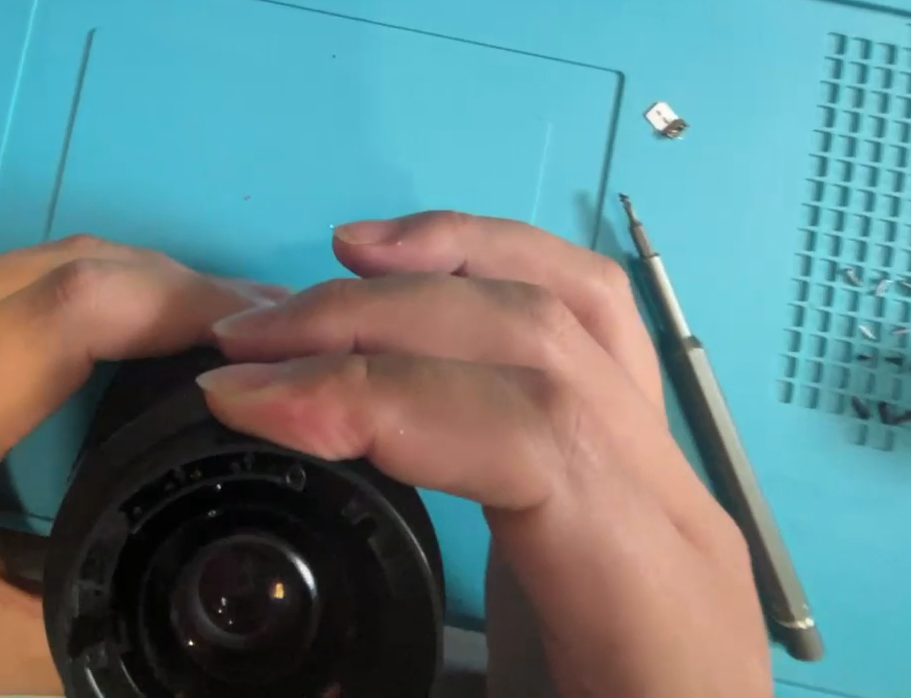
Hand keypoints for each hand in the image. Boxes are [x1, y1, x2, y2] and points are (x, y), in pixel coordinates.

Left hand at [0, 236, 274, 697]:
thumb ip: (99, 606)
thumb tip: (198, 567)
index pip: (67, 310)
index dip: (178, 301)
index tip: (259, 330)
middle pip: (60, 264)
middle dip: (171, 281)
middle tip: (255, 331)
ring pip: (34, 263)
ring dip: (129, 281)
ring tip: (208, 329)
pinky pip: (3, 286)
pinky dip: (82, 296)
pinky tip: (126, 336)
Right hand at [197, 212, 770, 697]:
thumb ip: (373, 685)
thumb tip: (270, 659)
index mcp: (644, 591)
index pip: (517, 436)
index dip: (367, 397)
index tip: (244, 401)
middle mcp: (668, 498)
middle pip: (524, 344)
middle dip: (362, 323)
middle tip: (243, 343)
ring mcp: (658, 449)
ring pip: (564, 299)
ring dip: (438, 260)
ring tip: (337, 255)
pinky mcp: (632, 427)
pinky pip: (587, 305)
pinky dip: (500, 255)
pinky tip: (424, 255)